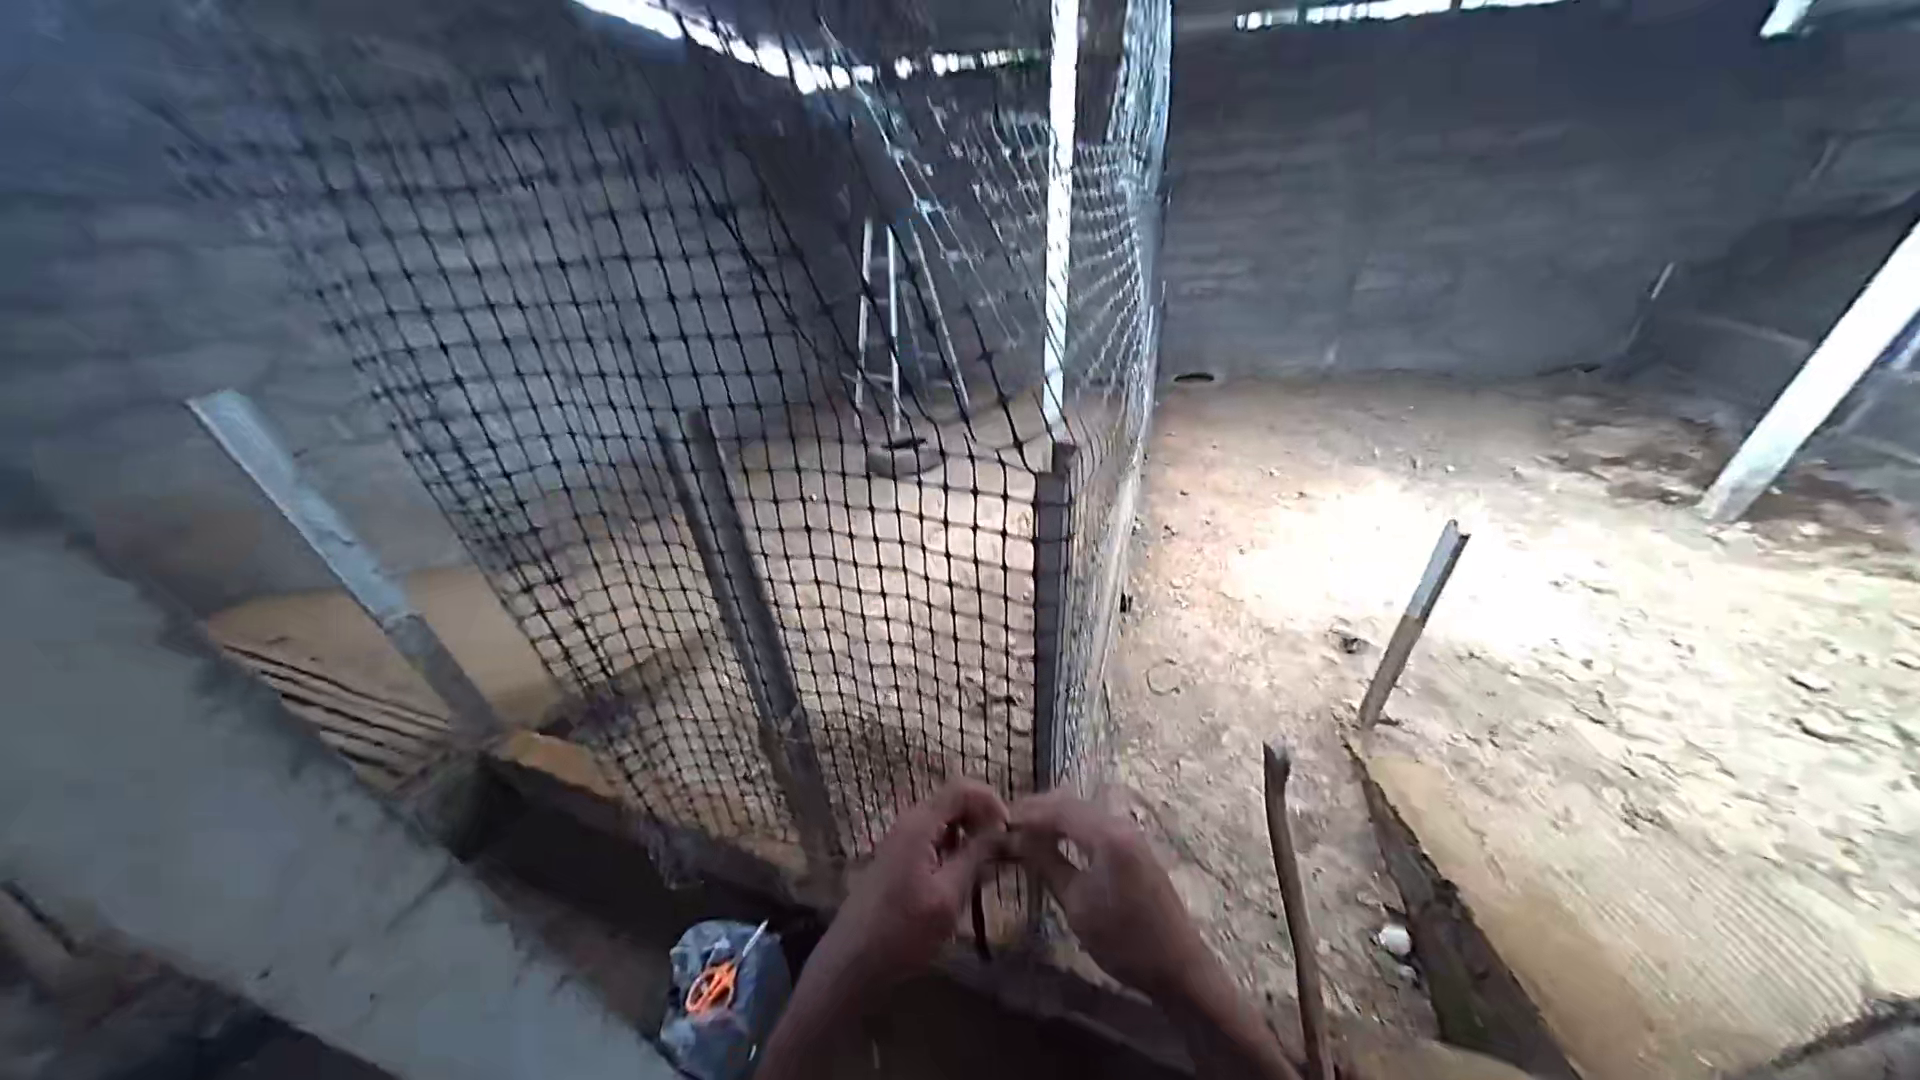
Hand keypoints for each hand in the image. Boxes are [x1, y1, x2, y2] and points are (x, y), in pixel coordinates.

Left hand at [806, 778, 1007, 996]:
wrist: (852, 962)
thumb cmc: (902, 930)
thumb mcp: (948, 895)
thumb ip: (976, 857)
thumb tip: (1002, 831)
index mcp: (920, 822)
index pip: (963, 788)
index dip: (991, 801)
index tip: (1011, 830)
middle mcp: (910, 821)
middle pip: (955, 802)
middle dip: (983, 820)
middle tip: (1003, 852)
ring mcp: (903, 839)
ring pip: (947, 822)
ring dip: (971, 838)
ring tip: (988, 871)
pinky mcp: (900, 857)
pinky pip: (935, 840)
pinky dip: (955, 851)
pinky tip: (965, 881)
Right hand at [1007, 790, 1210, 998]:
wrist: (1177, 967)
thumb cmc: (1122, 939)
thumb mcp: (1076, 903)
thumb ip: (1046, 862)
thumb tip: (1017, 838)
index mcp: (1107, 834)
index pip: (1058, 810)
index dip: (1027, 813)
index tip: (999, 822)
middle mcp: (1119, 823)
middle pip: (1071, 803)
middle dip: (1038, 810)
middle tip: (1008, 825)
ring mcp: (1129, 832)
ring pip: (1082, 811)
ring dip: (1054, 817)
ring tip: (1026, 833)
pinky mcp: (1133, 846)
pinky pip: (1094, 823)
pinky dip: (1071, 826)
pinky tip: (1055, 841)